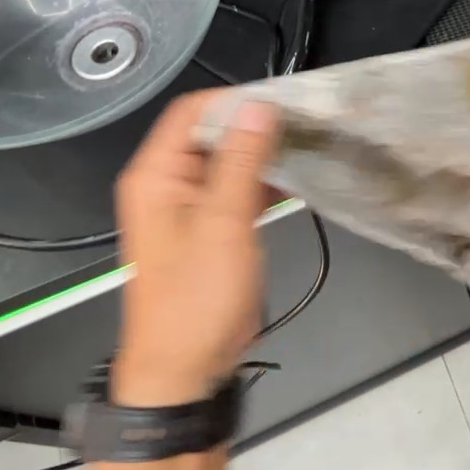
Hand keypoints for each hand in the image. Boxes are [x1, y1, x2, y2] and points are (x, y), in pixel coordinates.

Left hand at [112, 92, 280, 406]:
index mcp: (157, 175)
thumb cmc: (197, 297)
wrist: (186, 369)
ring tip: (313, 141)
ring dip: (268, 150)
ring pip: (233, 158)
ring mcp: (194, 205)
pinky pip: (243, 186)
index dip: (237, 100)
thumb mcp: (223, 223)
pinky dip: (269, 178)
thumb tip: (261, 103)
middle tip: (308, 119)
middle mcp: (171, 182)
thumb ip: (242, 160)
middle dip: (259, 123)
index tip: (287, 102)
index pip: (194, 111)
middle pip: (215, 131)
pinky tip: (303, 174)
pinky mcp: (217, 225)